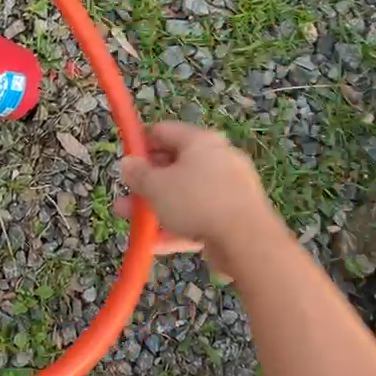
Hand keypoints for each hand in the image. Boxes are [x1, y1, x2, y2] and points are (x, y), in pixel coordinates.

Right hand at [118, 122, 284, 266]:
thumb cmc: (196, 202)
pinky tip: (156, 244)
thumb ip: (137, 174)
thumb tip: (127, 163)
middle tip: (127, 197)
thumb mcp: (156, 186)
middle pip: (174, 165)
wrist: (250, 244)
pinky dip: (180, 226)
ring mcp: (231, 189)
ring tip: (135, 225)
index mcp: (200, 141)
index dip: (140, 144)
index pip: (163, 131)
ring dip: (159, 208)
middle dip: (147, 184)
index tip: (126, 162)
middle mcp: (218, 158)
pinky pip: (201, 216)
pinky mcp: (237, 217)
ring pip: (186, 195)